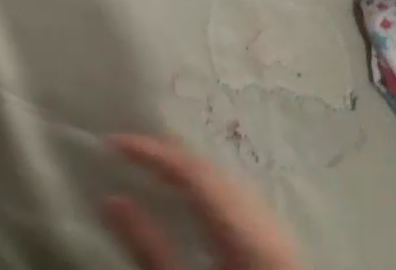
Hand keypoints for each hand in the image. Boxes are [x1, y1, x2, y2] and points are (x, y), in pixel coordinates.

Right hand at [99, 134, 303, 269]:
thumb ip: (148, 248)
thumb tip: (111, 200)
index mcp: (245, 237)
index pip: (193, 174)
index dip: (151, 151)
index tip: (111, 142)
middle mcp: (268, 227)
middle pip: (214, 171)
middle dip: (168, 154)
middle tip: (126, 148)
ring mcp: (281, 239)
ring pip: (229, 183)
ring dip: (188, 169)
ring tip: (150, 165)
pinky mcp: (284, 253)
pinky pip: (240, 201)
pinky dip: (208, 189)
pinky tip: (189, 196)